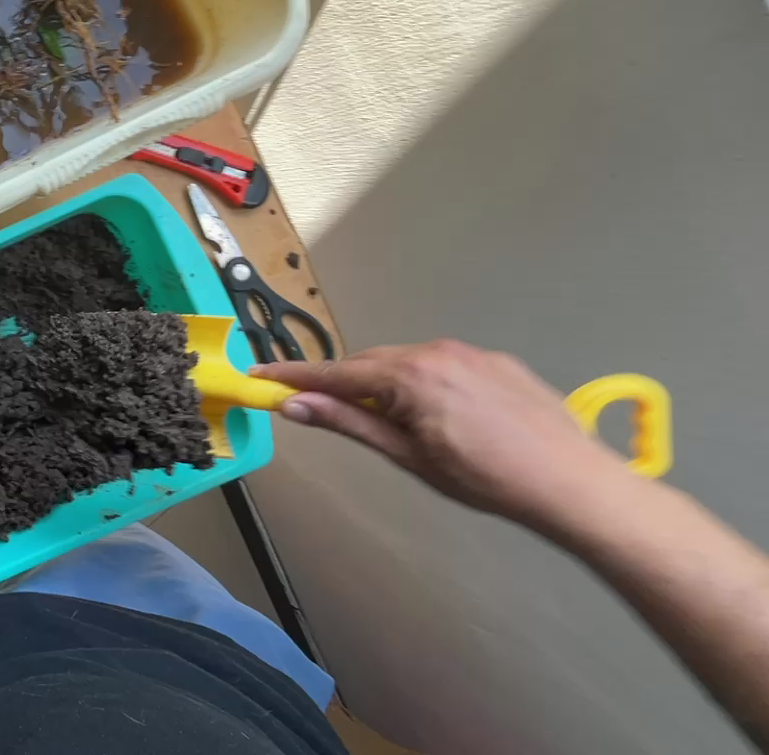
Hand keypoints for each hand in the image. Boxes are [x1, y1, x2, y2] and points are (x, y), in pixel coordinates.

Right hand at [254, 340, 630, 530]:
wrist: (582, 489)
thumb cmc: (487, 479)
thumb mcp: (407, 455)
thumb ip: (346, 421)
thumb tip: (293, 404)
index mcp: (408, 375)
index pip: (333, 372)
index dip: (292, 375)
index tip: (258, 374)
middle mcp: (435, 352)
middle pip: (367, 363)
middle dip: (345, 383)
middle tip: (330, 411)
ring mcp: (470, 353)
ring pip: (403, 362)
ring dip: (385, 383)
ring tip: (399, 422)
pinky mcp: (497, 361)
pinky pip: (440, 364)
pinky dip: (422, 381)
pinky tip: (442, 414)